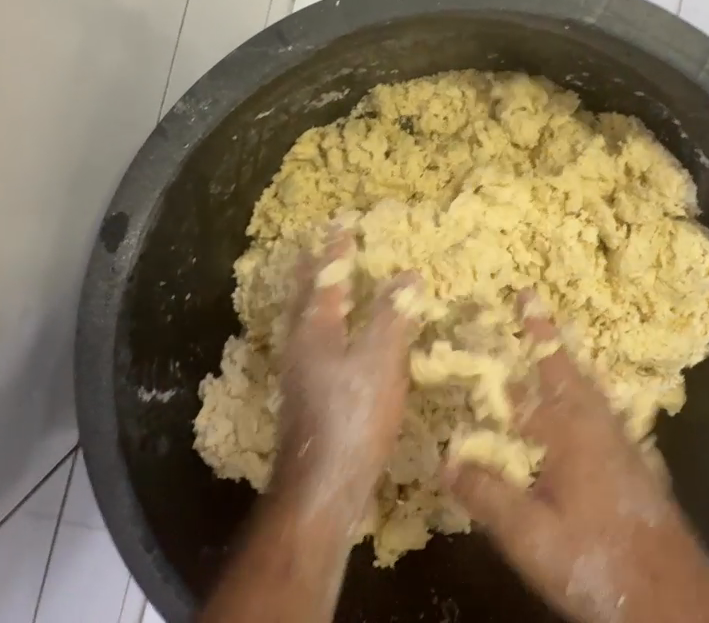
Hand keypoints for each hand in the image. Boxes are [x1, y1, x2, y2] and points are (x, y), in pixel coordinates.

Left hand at [272, 229, 416, 529]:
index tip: (342, 223)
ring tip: (330, 284)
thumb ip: (393, 316)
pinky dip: (327, 326)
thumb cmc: (352, 417)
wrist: (322, 487)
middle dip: (314, 268)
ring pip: (306, 321)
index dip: (336, 249)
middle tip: (322, 245)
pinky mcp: (308, 398)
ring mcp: (300, 374)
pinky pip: (315, 345)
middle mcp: (300, 346)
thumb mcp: (381, 361)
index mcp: (315, 329)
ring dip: (318, 296)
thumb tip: (408, 275)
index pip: (325, 276)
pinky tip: (340, 341)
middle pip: (304, 296)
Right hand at [443, 307, 708, 622]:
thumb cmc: (597, 560)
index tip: (520, 294)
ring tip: (547, 348)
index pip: (539, 372)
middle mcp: (599, 424)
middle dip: (548, 337)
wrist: (670, 595)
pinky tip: (573, 411)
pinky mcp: (632, 463)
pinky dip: (581, 394)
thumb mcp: (529, 536)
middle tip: (530, 306)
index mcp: (571, 431)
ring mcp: (621, 442)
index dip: (528, 334)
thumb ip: (488, 495)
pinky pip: (600, 411)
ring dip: (566, 364)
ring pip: (588, 388)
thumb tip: (446, 459)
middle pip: (569, 369)